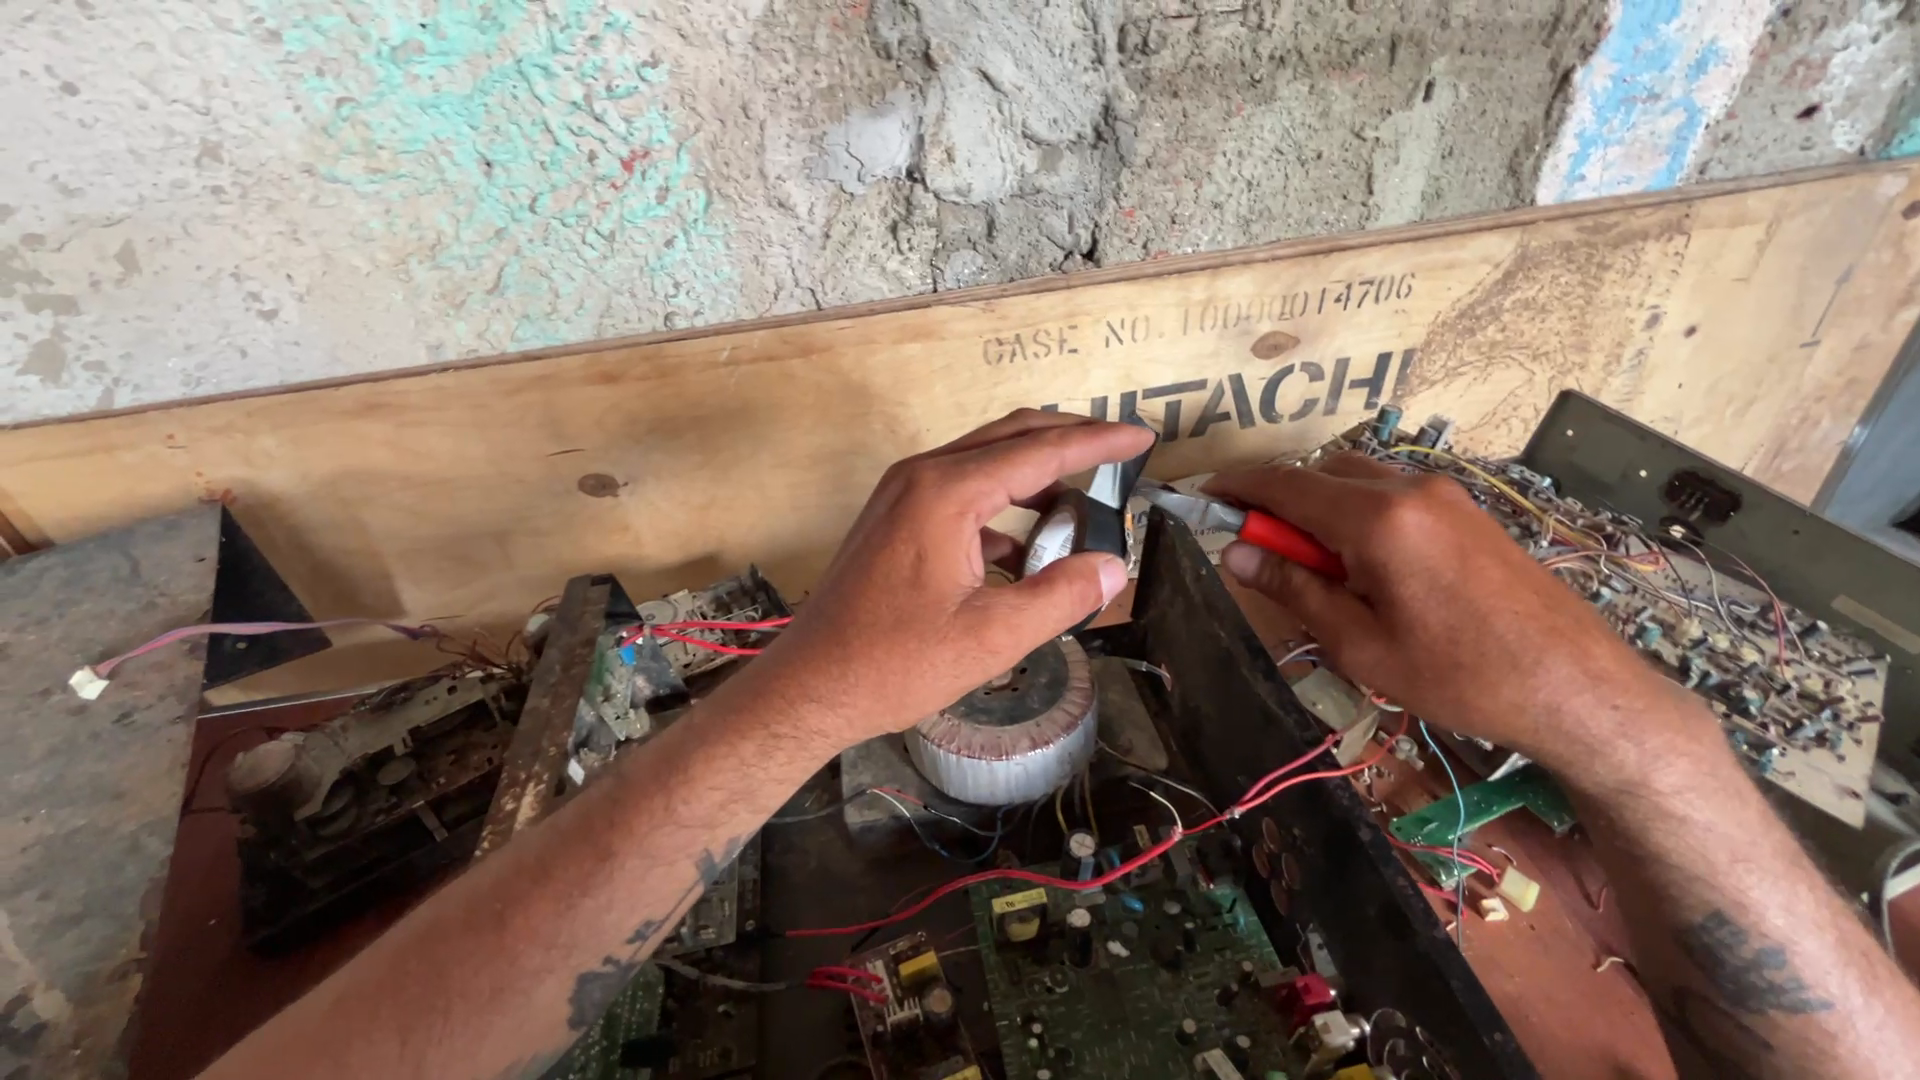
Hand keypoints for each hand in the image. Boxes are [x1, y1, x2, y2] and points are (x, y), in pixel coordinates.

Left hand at [729, 410, 1150, 752]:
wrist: (812, 685)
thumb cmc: (896, 663)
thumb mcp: (992, 637)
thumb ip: (1061, 595)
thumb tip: (1112, 567)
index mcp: (947, 493)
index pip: (1040, 451)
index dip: (1097, 443)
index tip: (1142, 439)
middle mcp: (921, 475)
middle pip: (1009, 436)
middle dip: (1068, 439)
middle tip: (1118, 453)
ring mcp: (901, 493)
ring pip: (982, 459)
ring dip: (1033, 471)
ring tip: (1078, 502)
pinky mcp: (893, 517)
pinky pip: (959, 490)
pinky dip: (999, 504)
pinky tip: (1021, 546)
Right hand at [1203, 454, 1689, 764]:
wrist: (1580, 689)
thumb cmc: (1459, 677)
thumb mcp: (1358, 644)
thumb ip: (1292, 588)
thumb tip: (1236, 552)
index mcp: (1378, 520)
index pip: (1286, 485)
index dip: (1237, 487)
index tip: (1203, 496)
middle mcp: (1411, 490)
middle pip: (1321, 473)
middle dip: (1281, 501)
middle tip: (1265, 554)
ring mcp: (1447, 496)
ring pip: (1358, 480)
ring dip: (1321, 508)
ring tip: (1320, 570)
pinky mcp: (1469, 512)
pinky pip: (1392, 494)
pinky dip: (1358, 514)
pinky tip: (1368, 567)